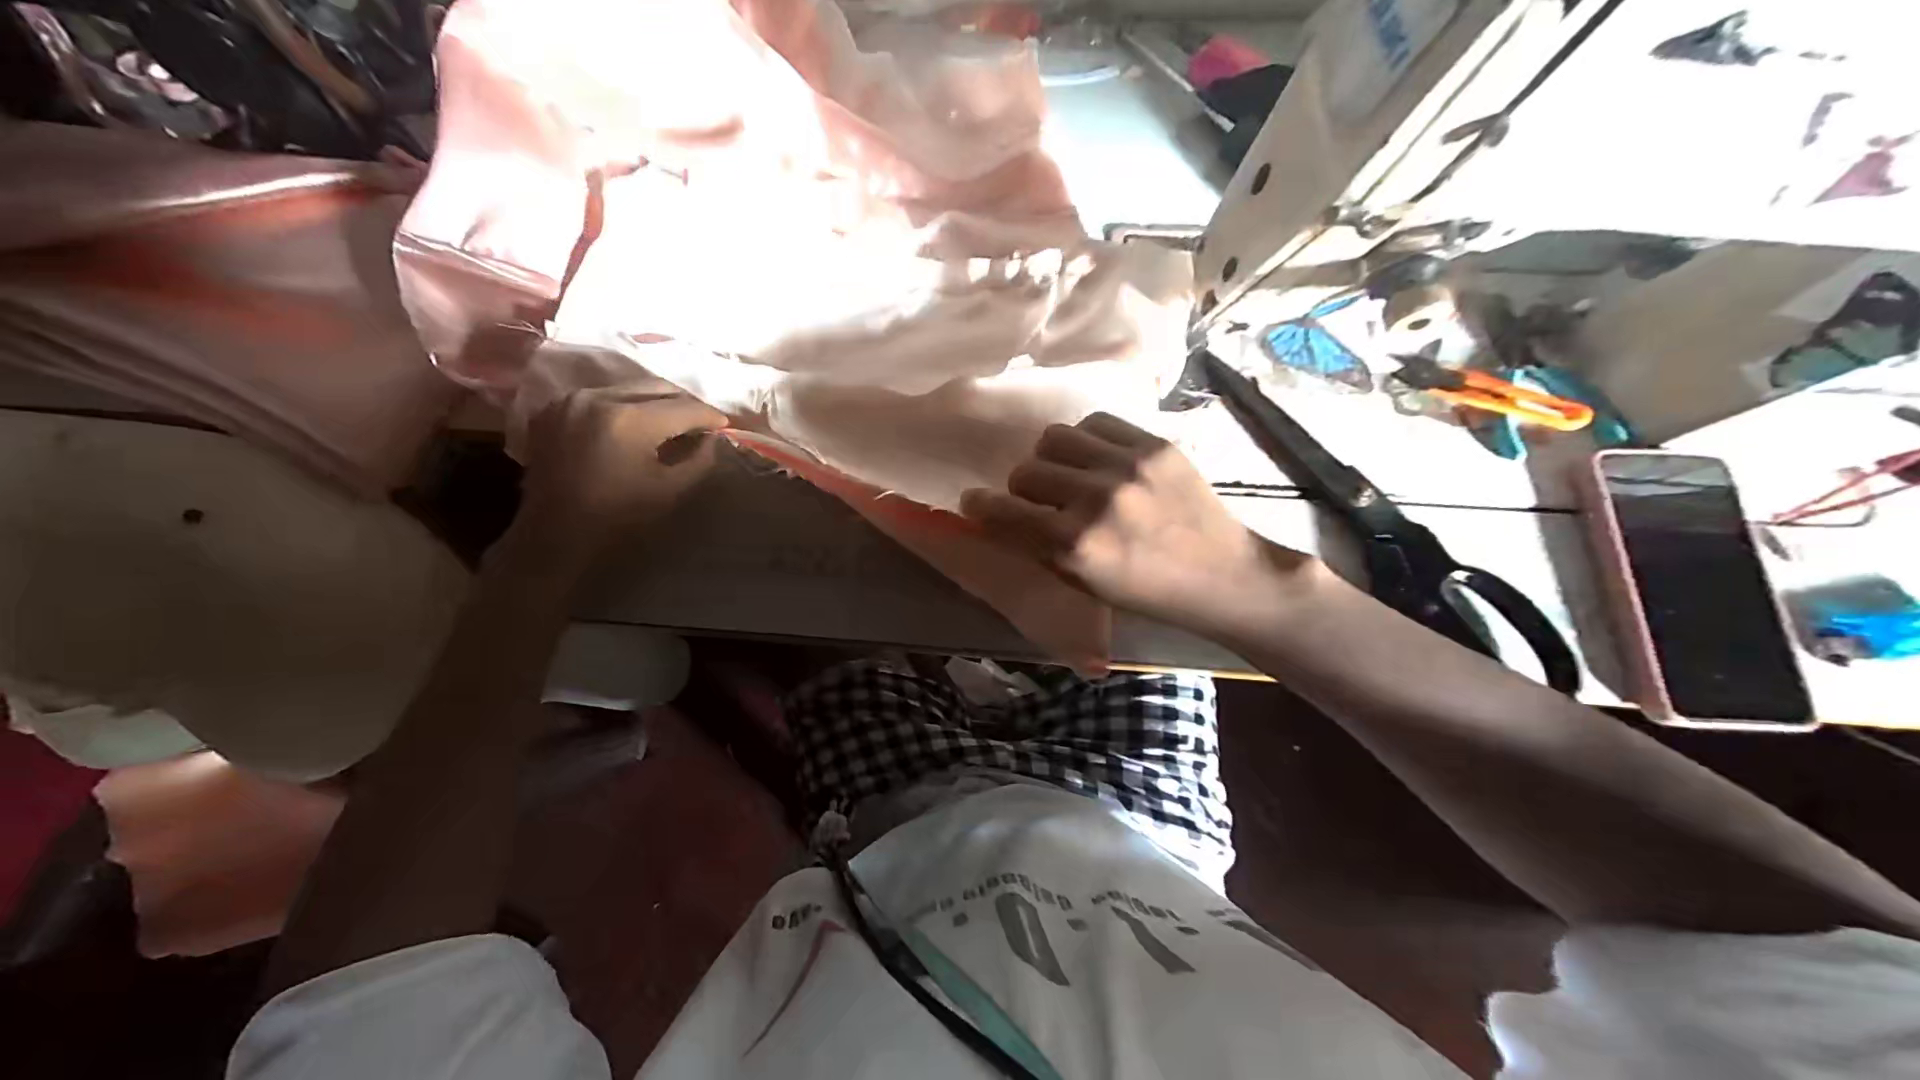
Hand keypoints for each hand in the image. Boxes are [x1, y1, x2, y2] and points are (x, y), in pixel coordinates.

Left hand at [517, 379, 727, 555]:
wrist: (553, 534)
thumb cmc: (617, 517)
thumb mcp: (670, 490)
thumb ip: (699, 459)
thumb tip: (712, 438)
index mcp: (629, 420)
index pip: (683, 407)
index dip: (710, 416)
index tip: (725, 426)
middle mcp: (598, 397)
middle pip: (656, 387)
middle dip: (684, 403)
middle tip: (701, 422)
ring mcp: (571, 399)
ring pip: (628, 388)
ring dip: (655, 402)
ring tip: (671, 422)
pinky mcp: (553, 408)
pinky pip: (600, 396)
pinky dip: (623, 406)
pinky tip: (634, 426)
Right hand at [961, 412, 1314, 631]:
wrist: (1224, 575)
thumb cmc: (1148, 593)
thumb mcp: (1085, 584)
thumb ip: (1041, 548)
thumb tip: (1000, 518)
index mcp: (1076, 546)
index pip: (1004, 512)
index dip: (980, 505)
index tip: (974, 501)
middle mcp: (1096, 500)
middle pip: (1025, 470)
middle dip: (1021, 487)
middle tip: (1038, 498)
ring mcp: (1127, 467)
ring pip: (1054, 438)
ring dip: (1050, 458)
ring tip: (1068, 472)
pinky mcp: (1153, 445)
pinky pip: (1095, 423)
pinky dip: (1086, 440)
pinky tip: (1098, 458)